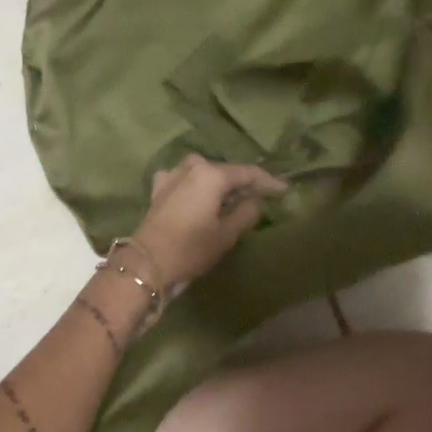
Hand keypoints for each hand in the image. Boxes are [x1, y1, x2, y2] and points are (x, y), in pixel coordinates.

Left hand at [129, 154, 288, 286]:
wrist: (146, 263)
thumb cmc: (190, 249)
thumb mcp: (226, 234)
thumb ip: (246, 212)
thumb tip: (255, 200)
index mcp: (211, 175)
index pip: (247, 173)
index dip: (268, 182)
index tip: (284, 190)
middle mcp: (191, 167)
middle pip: (224, 171)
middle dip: (243, 183)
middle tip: (261, 196)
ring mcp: (171, 176)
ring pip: (203, 173)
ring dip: (219, 183)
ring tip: (232, 198)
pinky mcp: (158, 190)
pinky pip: (184, 180)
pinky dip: (195, 185)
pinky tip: (199, 194)